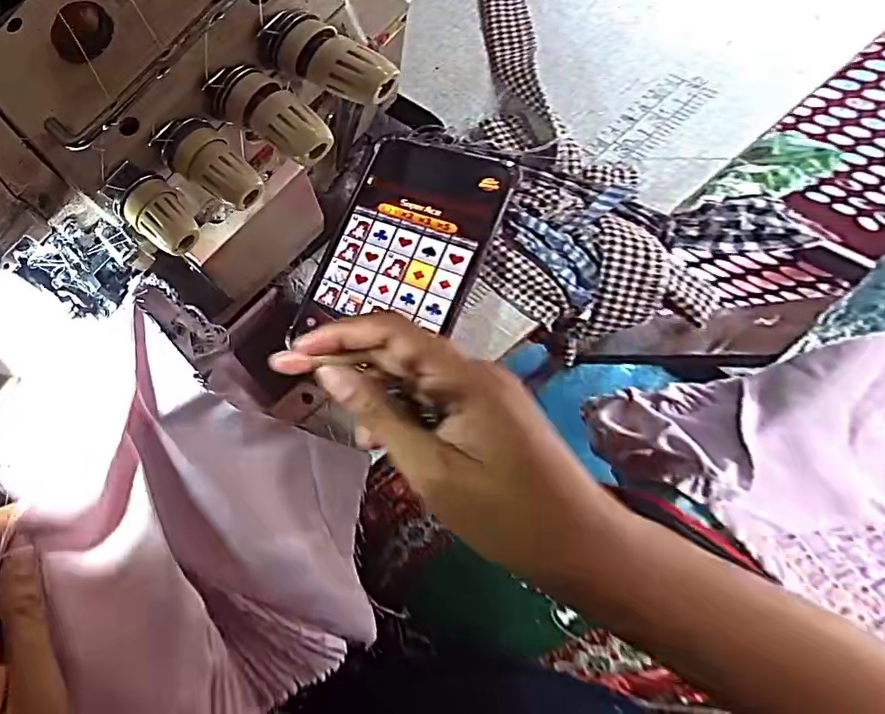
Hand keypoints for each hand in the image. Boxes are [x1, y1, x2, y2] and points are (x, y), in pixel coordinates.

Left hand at [0, 506, 68, 713]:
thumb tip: (20, 544)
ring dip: (6, 568)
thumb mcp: (35, 687)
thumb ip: (23, 610)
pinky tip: (30, 601)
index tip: (41, 516)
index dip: (1, 523)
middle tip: (52, 535)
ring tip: (47, 562)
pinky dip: (2, 596)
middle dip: (7, 541)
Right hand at [271, 313, 632, 586]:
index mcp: (463, 377)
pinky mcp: (481, 406)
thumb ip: (379, 415)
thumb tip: (332, 374)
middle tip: (292, 369)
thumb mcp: (432, 470)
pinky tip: (378, 433)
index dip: (335, 334)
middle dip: (340, 355)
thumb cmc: (511, 518)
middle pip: (393, 346)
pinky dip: (396, 405)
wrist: (592, 552)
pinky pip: (426, 392)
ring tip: (338, 413)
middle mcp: (470, 369)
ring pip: (407, 370)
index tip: (295, 351)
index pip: (388, 331)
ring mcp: (478, 386)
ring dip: (367, 385)